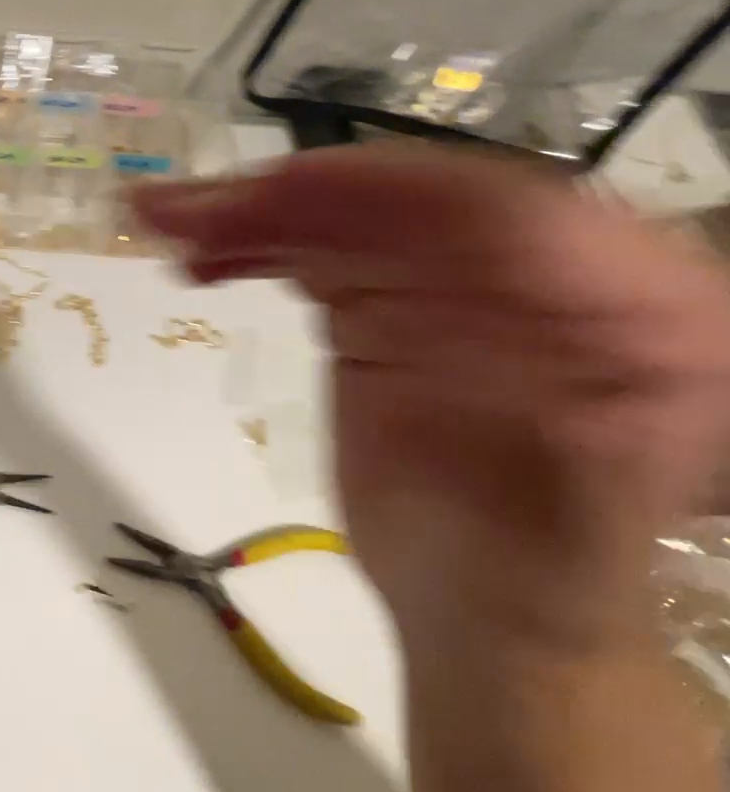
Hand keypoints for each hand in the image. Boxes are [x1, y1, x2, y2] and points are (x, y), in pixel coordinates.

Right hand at [136, 147, 729, 646]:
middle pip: (402, 205)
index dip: (375, 193)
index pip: (499, 214)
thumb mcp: (562, 520)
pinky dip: (252, 247)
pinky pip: (315, 253)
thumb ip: (561, 436)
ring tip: (163, 224)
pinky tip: (200, 259)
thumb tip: (508, 356)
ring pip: (346, 220)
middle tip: (179, 211)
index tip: (262, 197)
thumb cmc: (531, 575)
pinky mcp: (385, 308)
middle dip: (284, 198)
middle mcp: (540, 276)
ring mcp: (453, 288)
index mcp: (628, 309)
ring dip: (249, 215)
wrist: (478, 599)